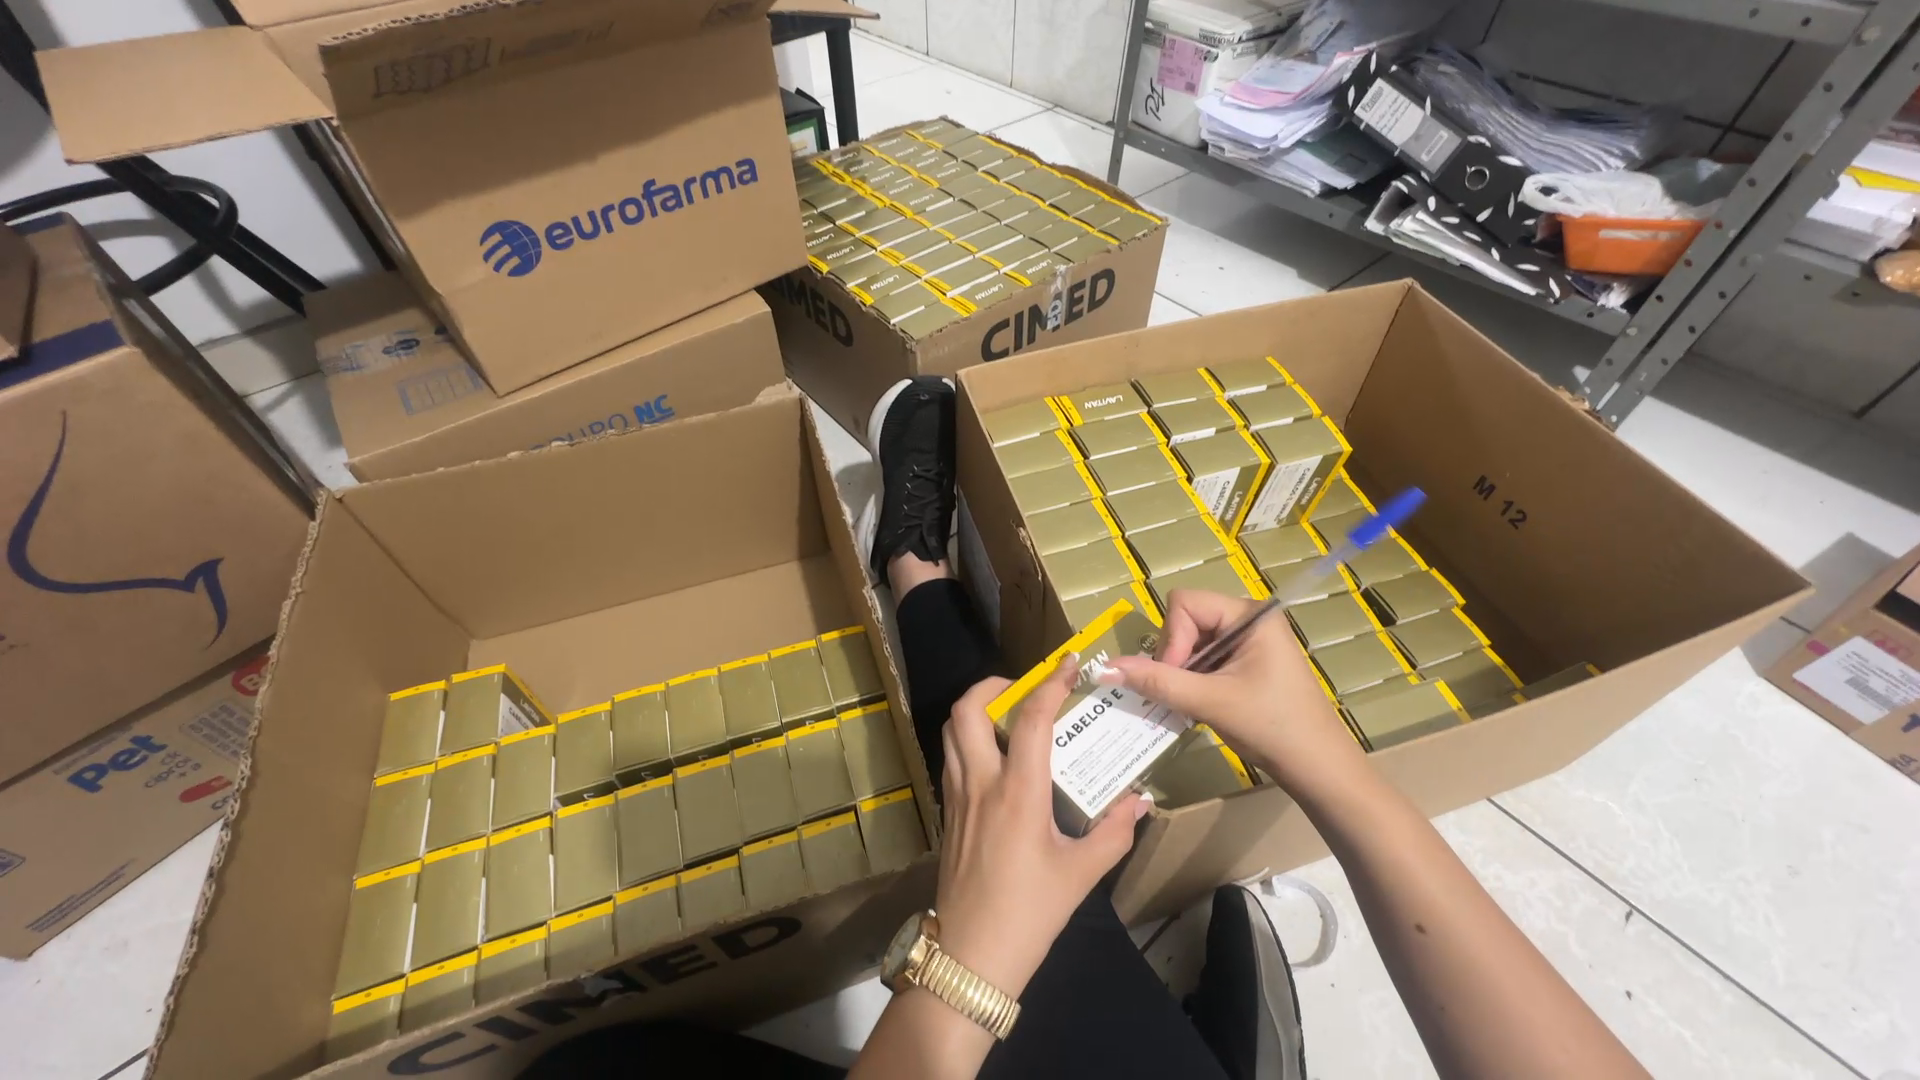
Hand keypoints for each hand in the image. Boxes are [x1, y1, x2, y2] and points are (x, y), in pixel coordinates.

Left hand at [932, 655, 1148, 997]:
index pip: (1031, 718)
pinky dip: (969, 739)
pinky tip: (997, 759)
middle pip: (967, 709)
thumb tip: (1140, 802)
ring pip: (952, 731)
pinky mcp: (947, 813)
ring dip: (976, 710)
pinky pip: (951, 757)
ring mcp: (956, 796)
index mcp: (1017, 791)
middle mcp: (980, 782)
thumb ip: (1113, 833)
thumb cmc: (1029, 913)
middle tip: (1025, 688)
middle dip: (993, 685)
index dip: (1051, 683)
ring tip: (1010, 716)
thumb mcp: (1081, 875)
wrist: (970, 957)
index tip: (1069, 662)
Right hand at [1100, 589, 1363, 794]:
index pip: (1184, 604)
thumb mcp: (1209, 702)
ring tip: (1192, 702)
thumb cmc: (1272, 727)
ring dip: (1182, 673)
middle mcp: (1248, 619)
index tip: (1176, 679)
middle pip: (1185, 620)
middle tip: (1182, 694)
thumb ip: (1156, 681)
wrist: (1318, 769)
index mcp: (1249, 614)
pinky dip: (1192, 680)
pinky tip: (1199, 704)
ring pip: (1190, 642)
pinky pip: (1203, 658)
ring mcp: (1248, 641)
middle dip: (1175, 657)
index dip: (1171, 640)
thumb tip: (1103, 668)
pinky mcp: (1245, 662)